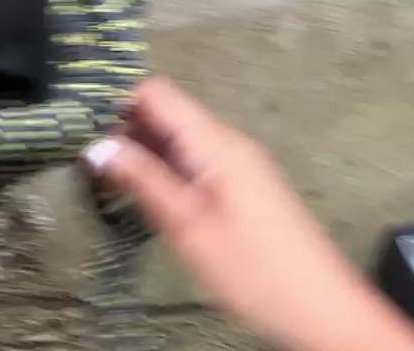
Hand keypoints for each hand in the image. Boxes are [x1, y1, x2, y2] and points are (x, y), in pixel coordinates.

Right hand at [82, 77, 413, 350]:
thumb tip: (95, 146)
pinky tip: (143, 191)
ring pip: (175, 136)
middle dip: (123, 126)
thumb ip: (142, 180)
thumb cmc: (259, 274)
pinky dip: (163, 166)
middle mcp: (226, 143)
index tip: (82, 119)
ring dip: (141, 148)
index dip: (116, 98)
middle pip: (164, 111)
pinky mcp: (240, 186)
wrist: (331, 321)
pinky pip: (191, 158)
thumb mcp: (189, 226)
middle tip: (86, 151)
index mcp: (216, 143)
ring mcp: (236, 164)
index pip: (155, 92)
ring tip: (106, 172)